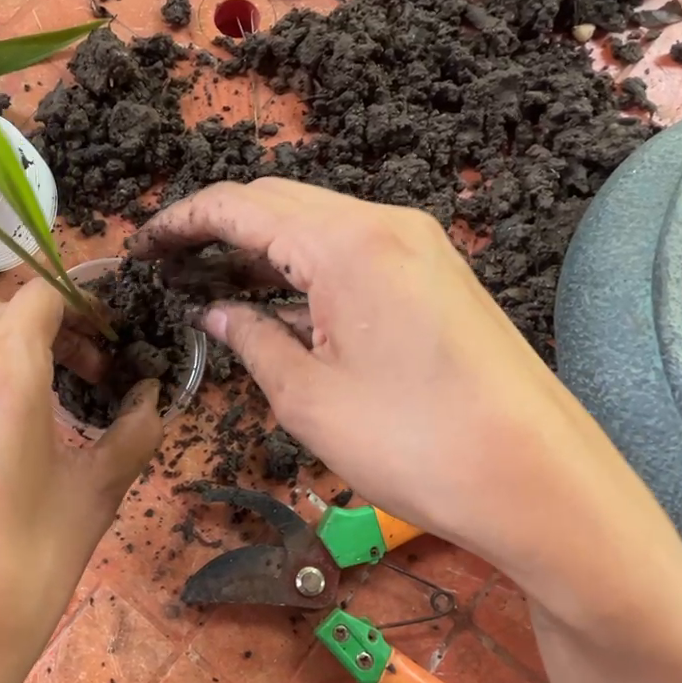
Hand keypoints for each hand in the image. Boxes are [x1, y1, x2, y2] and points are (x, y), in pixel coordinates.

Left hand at [0, 278, 162, 682]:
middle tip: (66, 367)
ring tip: (13, 382)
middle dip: (33, 320)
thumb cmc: (29, 565)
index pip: (38, 297)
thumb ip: (132, 431)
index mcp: (1, 372)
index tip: (100, 343)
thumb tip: (154, 397)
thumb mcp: (95, 494)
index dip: (78, 308)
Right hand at [129, 178, 669, 623]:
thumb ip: (251, 339)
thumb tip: (213, 312)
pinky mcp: (433, 274)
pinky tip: (274, 300)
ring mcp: (416, 246)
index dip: (182, 222)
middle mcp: (384, 225)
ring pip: (315, 222)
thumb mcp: (308, 397)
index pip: (240, 206)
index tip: (142, 246)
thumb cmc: (412, 442)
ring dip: (259, 246)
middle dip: (216, 226)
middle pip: (278, 201)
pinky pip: (349, 250)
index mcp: (346, 244)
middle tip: (170, 266)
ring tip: (209, 283)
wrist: (539, 481)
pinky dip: (302, 265)